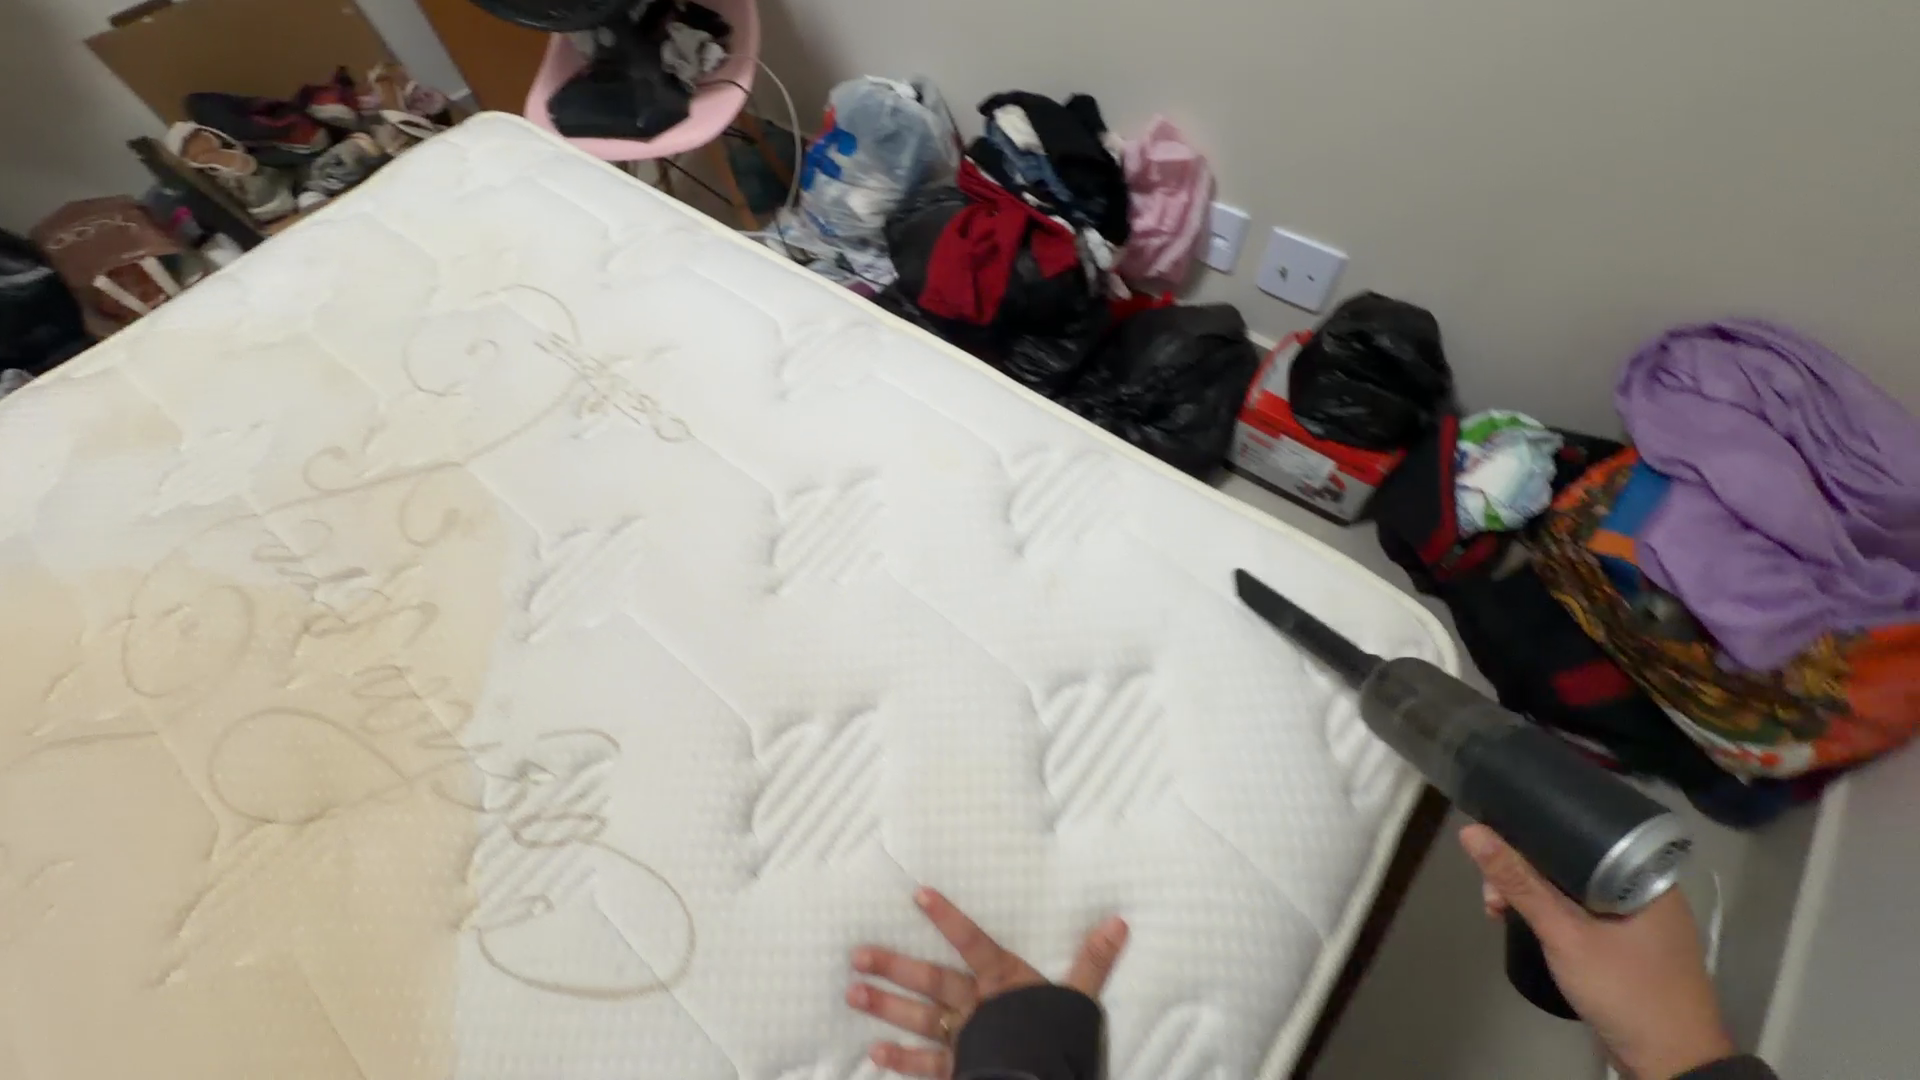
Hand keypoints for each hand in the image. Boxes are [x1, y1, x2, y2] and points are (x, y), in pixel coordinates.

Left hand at [846, 887, 1128, 1077]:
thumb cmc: (1060, 1038)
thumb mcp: (1079, 996)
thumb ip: (1093, 959)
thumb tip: (1118, 922)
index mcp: (1002, 980)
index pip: (971, 941)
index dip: (946, 917)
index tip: (917, 894)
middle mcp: (975, 1006)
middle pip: (930, 982)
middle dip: (894, 966)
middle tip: (857, 954)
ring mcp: (963, 1040)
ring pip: (918, 1019)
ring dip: (885, 1006)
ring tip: (853, 992)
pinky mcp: (959, 1072)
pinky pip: (925, 1067)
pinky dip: (900, 1061)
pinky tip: (875, 1053)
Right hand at [1460, 825, 1734, 1079]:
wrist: (1672, 1066)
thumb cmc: (1625, 991)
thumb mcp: (1564, 934)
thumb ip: (1518, 883)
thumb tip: (1470, 832)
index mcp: (1644, 878)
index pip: (1576, 833)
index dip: (1527, 836)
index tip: (1492, 851)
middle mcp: (1643, 890)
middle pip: (1566, 861)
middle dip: (1520, 872)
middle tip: (1492, 894)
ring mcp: (1635, 918)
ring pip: (1566, 886)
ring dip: (1528, 894)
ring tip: (1497, 910)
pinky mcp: (1624, 941)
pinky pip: (1576, 909)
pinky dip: (1546, 912)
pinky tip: (1520, 920)